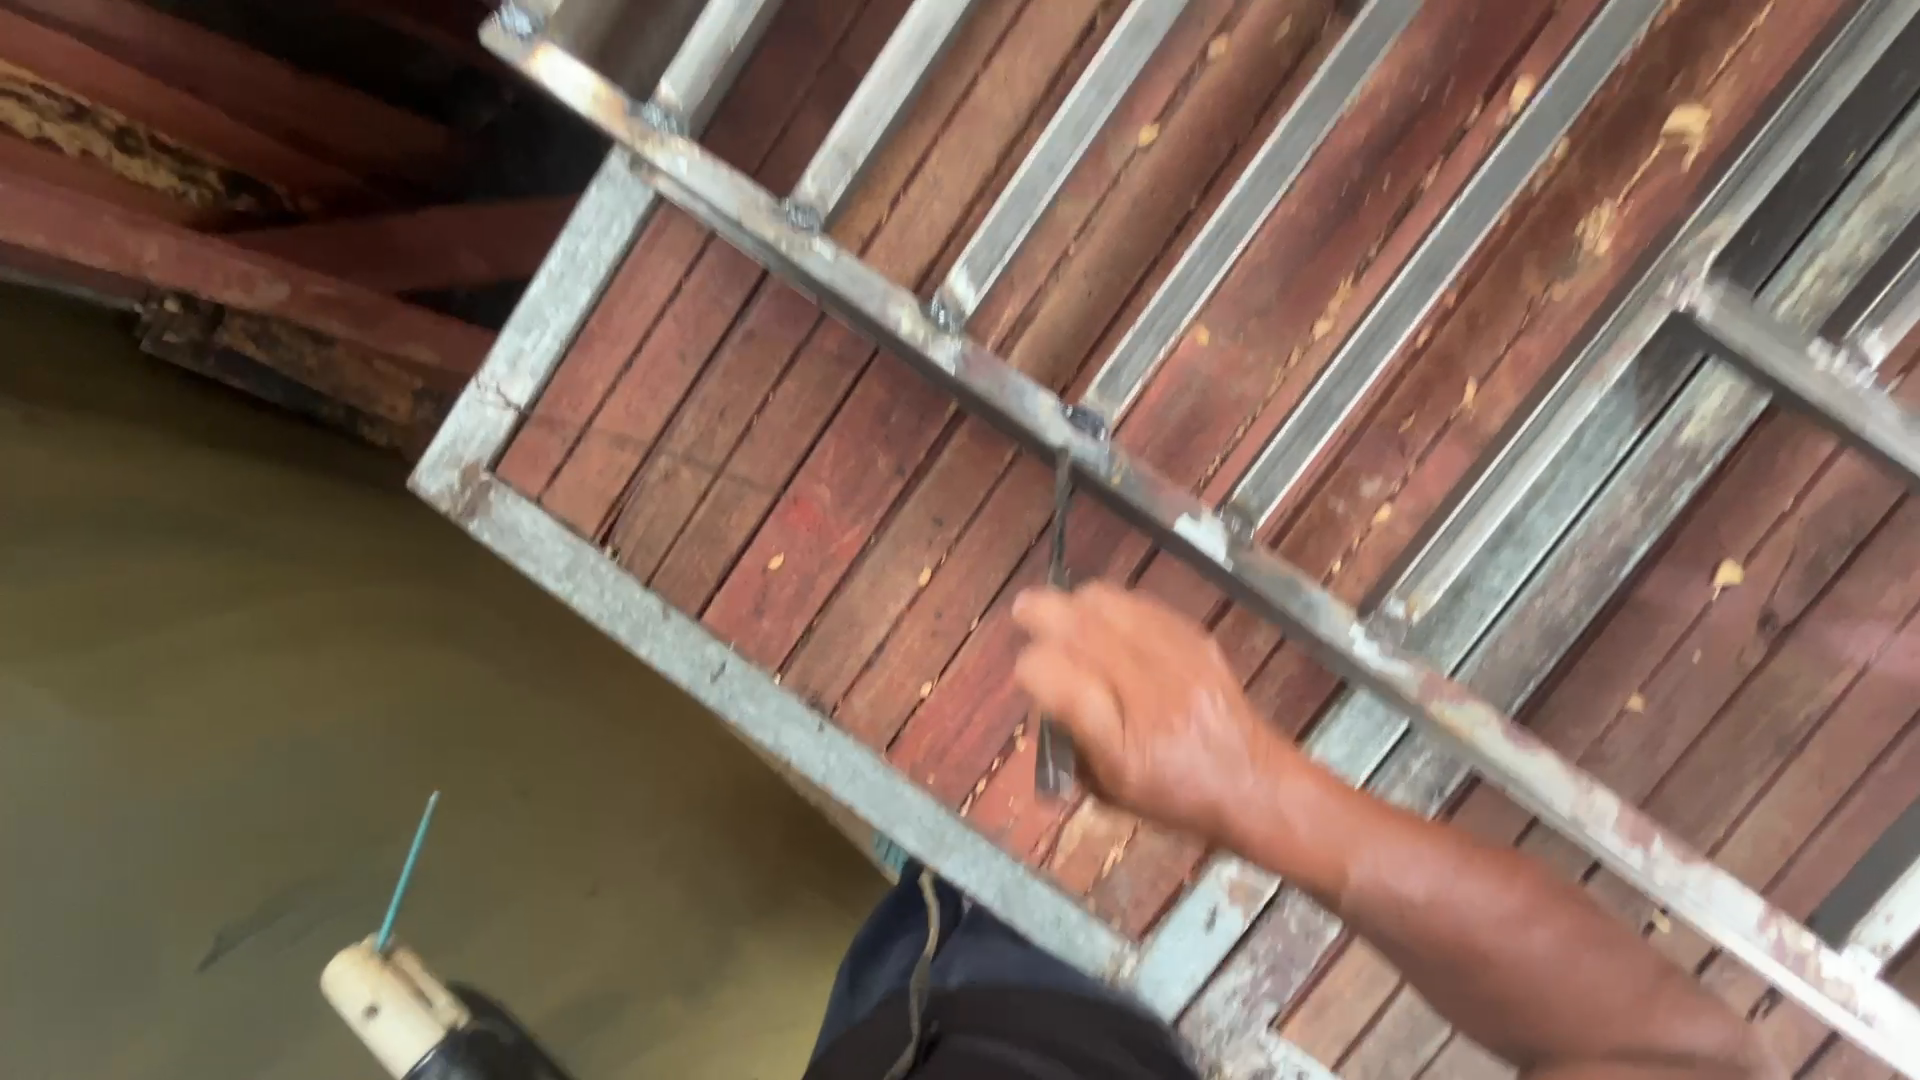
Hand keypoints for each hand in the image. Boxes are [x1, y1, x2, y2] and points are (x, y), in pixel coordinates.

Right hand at [1011, 582, 1304, 841]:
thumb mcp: (1108, 789)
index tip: (1025, 669)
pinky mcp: (1197, 640)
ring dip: (1075, 602)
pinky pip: (1141, 604)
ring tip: (1062, 610)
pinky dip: (1112, 604)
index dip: (1032, 667)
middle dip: (1042, 613)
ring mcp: (1178, 662)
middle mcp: (1149, 697)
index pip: (1061, 683)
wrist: (1254, 782)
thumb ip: (1068, 737)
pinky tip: (1103, 614)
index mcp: (1121, 745)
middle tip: (1023, 611)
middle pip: (1082, 631)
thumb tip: (1042, 684)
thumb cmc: (1174, 796)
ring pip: (1110, 606)